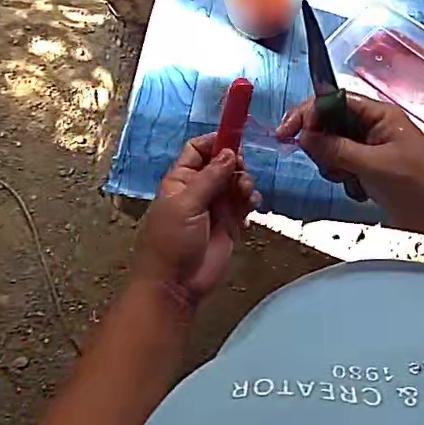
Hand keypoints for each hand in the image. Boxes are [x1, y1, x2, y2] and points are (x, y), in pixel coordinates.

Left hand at [133, 133, 258, 306]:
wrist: (176, 285)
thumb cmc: (172, 241)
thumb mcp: (186, 205)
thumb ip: (209, 177)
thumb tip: (229, 152)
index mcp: (181, 180)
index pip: (198, 150)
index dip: (215, 142)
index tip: (235, 139)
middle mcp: (199, 189)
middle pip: (222, 163)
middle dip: (235, 163)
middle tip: (240, 172)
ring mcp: (216, 206)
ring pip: (236, 182)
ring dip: (244, 182)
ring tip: (245, 193)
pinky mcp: (230, 224)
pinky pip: (245, 204)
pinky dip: (251, 201)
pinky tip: (250, 207)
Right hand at [275, 95, 423, 233]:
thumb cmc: (417, 185)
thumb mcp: (374, 165)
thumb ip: (336, 149)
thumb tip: (304, 136)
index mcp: (378, 114)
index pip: (334, 101)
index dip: (309, 113)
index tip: (289, 133)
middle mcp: (372, 126)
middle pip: (329, 123)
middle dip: (320, 143)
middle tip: (323, 163)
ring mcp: (369, 148)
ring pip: (331, 147)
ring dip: (332, 164)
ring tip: (349, 179)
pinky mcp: (368, 168)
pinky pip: (340, 166)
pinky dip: (343, 178)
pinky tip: (360, 189)